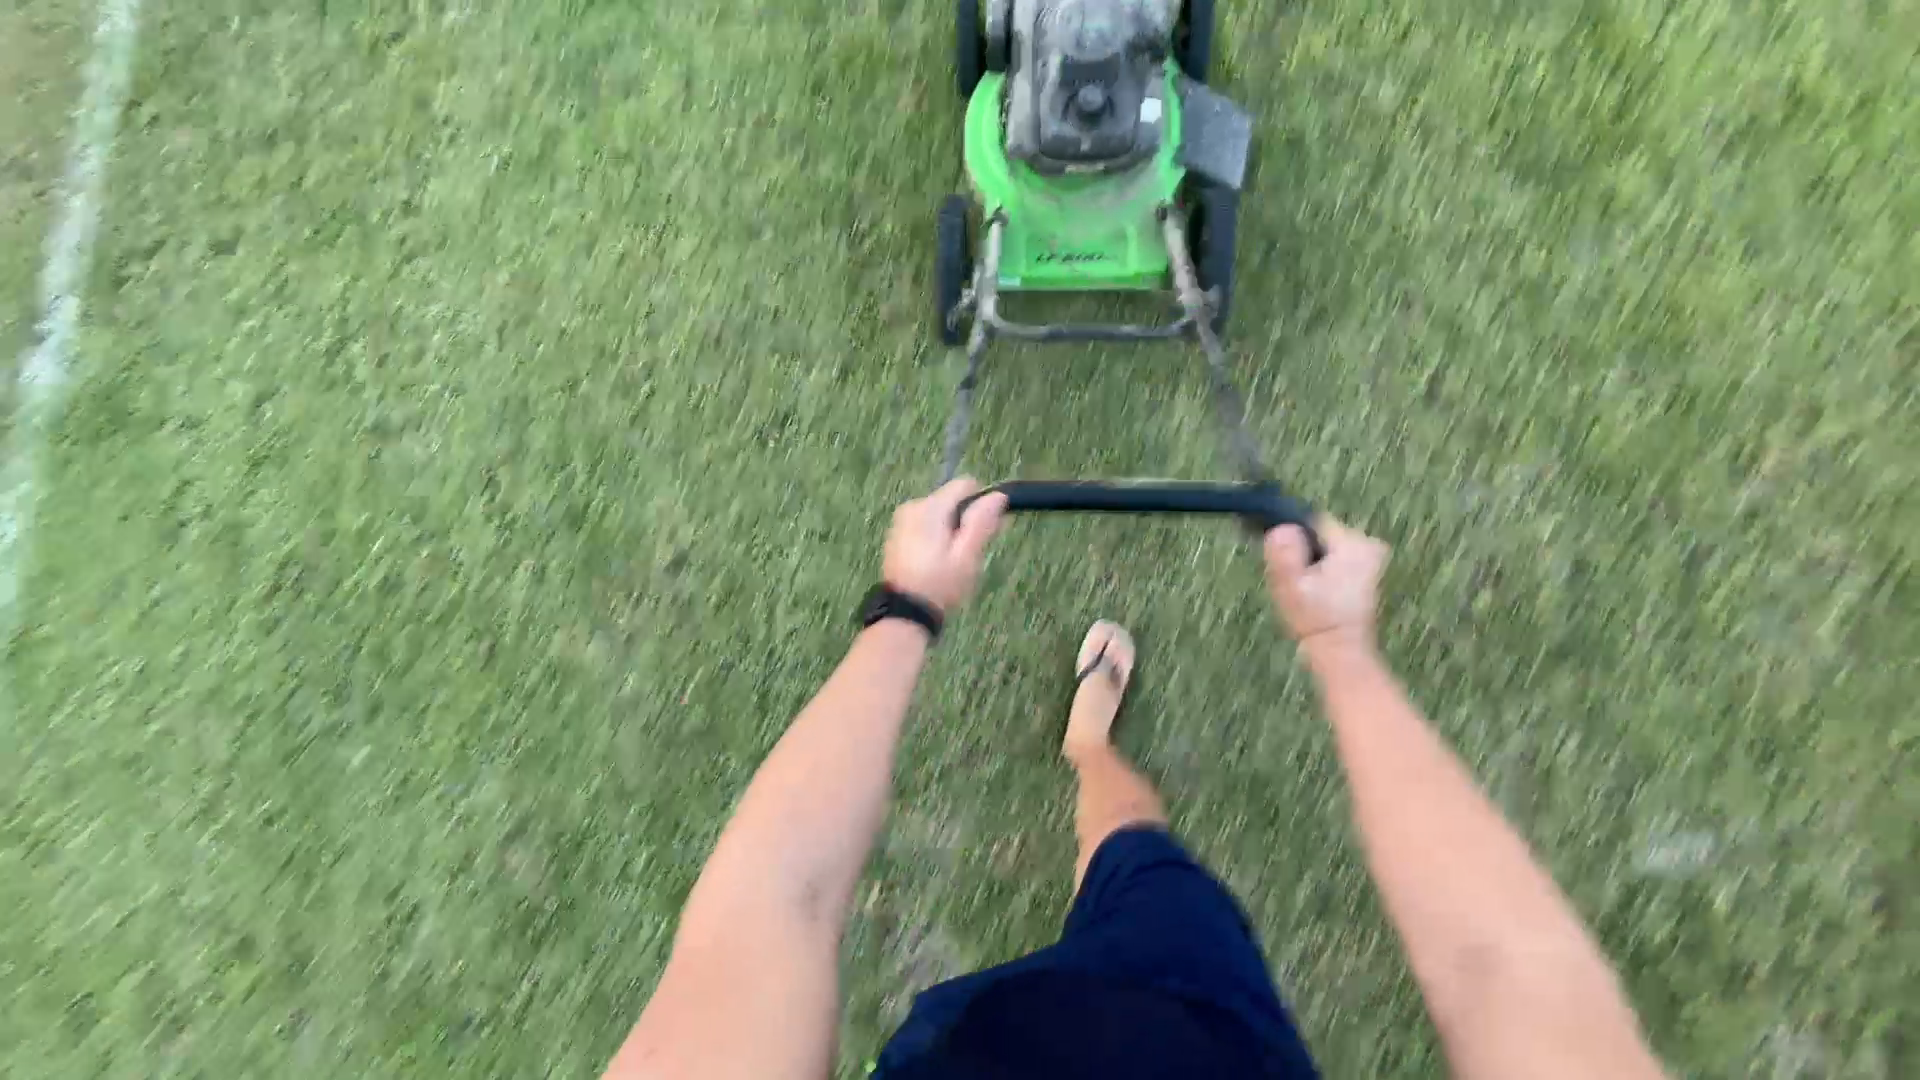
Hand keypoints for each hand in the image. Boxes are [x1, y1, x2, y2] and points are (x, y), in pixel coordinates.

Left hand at [882, 478, 1008, 613]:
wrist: (905, 612)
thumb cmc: (940, 584)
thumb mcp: (967, 556)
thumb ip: (981, 522)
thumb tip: (998, 495)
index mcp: (929, 507)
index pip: (965, 485)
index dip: (982, 504)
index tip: (988, 530)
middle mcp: (912, 506)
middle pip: (952, 499)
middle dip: (966, 520)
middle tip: (972, 553)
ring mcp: (902, 521)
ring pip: (940, 513)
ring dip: (951, 530)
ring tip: (955, 561)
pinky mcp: (897, 535)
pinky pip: (925, 525)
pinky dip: (936, 537)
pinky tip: (938, 562)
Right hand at [1265, 516, 1389, 652]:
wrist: (1339, 650)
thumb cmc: (1314, 617)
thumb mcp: (1289, 583)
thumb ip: (1284, 552)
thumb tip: (1281, 527)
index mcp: (1353, 542)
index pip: (1311, 521)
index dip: (1291, 537)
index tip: (1282, 560)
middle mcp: (1368, 543)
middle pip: (1318, 533)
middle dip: (1301, 551)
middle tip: (1293, 579)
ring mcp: (1371, 558)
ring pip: (1324, 546)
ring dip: (1310, 561)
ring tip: (1305, 588)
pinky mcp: (1367, 570)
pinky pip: (1334, 557)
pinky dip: (1321, 569)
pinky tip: (1316, 590)